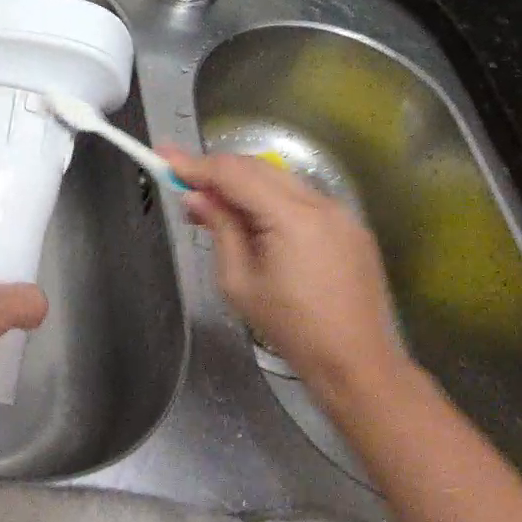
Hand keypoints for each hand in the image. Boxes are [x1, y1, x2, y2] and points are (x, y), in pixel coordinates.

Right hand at [161, 149, 407, 400]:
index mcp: (293, 218)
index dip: (194, 164)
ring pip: (279, 179)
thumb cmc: (292, 329)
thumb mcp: (238, 281)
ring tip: (210, 205)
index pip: (233, 174)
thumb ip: (219, 229)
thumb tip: (196, 198)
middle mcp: (321, 205)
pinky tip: (249, 220)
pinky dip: (268, 199)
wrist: (358, 364)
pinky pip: (299, 198)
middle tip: (179, 180)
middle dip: (216, 170)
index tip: (163, 157)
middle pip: (256, 168)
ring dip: (241, 184)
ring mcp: (341, 215)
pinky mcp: (349, 228)